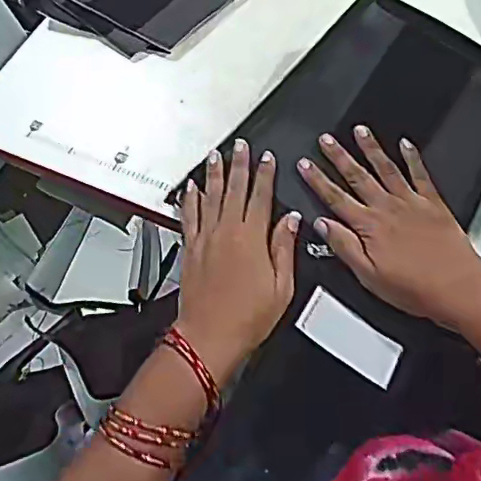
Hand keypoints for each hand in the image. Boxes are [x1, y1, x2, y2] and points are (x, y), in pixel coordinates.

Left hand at [174, 139, 299, 383]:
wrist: (209, 335)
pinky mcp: (190, 249)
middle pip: (234, 189)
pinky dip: (190, 199)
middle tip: (240, 145)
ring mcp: (206, 239)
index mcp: (252, 238)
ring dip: (213, 174)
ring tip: (215, 156)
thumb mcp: (281, 286)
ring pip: (210, 197)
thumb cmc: (247, 317)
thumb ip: (284, 248)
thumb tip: (291, 221)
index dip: (264, 174)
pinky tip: (191, 188)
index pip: (261, 196)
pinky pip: (189, 216)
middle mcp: (227, 232)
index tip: (266, 158)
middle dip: (238, 164)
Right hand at [297, 127, 480, 343]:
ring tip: (360, 131)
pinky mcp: (433, 204)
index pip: (335, 198)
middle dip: (339, 156)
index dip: (317, 180)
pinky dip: (412, 157)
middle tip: (326, 139)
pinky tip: (405, 144)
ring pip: (386, 169)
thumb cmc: (416, 288)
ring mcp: (411, 203)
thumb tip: (323, 226)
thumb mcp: (368, 276)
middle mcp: (388, 208)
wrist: (459, 288)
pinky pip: (420, 175)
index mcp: (369, 226)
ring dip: (371, 148)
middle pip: (357, 176)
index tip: (306, 164)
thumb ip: (344, 246)